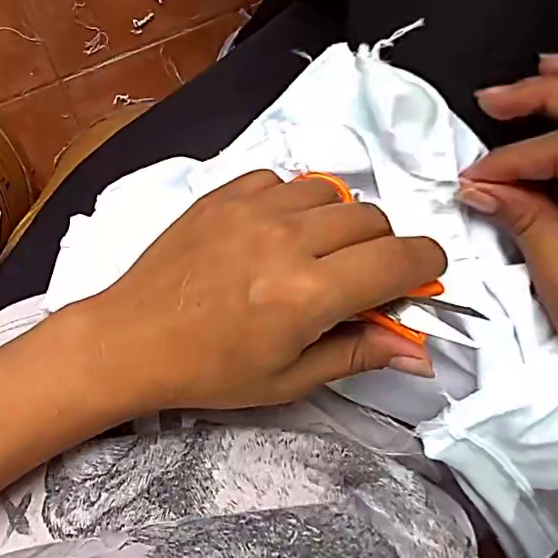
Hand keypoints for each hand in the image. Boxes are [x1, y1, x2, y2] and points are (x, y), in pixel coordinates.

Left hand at [71, 169, 447, 412]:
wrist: (131, 339)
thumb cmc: (208, 369)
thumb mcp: (290, 378)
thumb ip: (360, 353)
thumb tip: (417, 353)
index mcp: (307, 294)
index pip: (400, 259)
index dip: (426, 266)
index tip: (422, 276)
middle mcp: (286, 240)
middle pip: (375, 219)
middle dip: (382, 249)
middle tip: (358, 279)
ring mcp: (254, 208)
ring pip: (334, 193)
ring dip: (340, 223)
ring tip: (315, 254)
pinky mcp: (227, 192)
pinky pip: (286, 180)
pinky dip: (295, 203)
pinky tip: (275, 233)